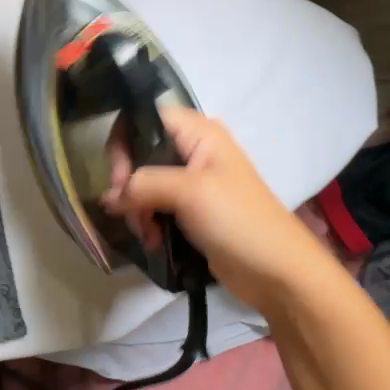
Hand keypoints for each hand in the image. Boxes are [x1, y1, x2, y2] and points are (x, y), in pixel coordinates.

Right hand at [101, 107, 335, 311]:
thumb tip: (110, 197)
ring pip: (141, 181)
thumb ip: (142, 183)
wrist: (280, 274)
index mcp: (199, 133)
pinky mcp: (188, 209)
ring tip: (144, 230)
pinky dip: (146, 220)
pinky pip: (152, 204)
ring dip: (135, 206)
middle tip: (124, 205)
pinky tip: (152, 239)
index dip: (124, 139)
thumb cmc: (240, 220)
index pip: (144, 116)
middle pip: (138, 151)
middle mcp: (192, 151)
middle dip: (126, 181)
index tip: (119, 172)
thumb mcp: (189, 192)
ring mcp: (190, 182)